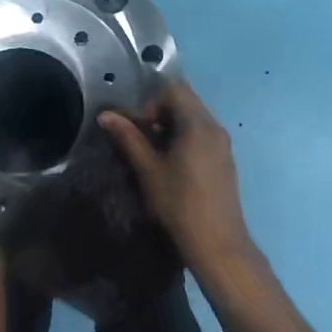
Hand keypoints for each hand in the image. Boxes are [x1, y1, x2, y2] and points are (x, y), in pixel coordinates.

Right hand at [99, 80, 258, 274]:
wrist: (218, 243)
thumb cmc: (180, 204)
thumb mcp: (149, 170)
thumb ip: (128, 138)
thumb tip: (106, 115)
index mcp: (198, 124)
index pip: (174, 89)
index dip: (151, 101)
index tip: (140, 128)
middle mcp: (215, 126)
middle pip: (186, 100)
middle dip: (160, 112)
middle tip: (144, 139)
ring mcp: (223, 142)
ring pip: (194, 117)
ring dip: (172, 125)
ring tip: (156, 154)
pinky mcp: (225, 158)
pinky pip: (203, 133)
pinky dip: (185, 137)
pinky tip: (174, 165)